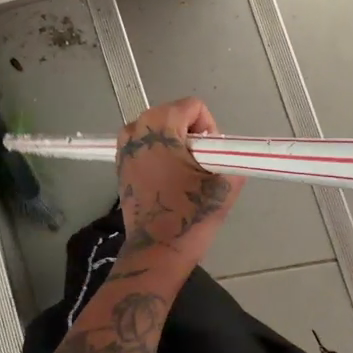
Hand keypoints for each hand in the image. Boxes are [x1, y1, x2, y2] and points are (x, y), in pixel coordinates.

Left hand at [115, 98, 242, 262]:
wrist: (158, 246)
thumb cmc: (192, 212)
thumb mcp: (226, 181)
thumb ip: (232, 155)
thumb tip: (229, 149)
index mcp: (160, 125)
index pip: (193, 106)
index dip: (209, 129)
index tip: (210, 156)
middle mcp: (136, 127)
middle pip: (174, 114)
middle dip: (191, 135)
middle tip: (200, 166)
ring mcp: (124, 145)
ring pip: (158, 129)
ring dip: (174, 143)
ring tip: (184, 174)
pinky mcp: (119, 162)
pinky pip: (145, 144)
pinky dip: (159, 153)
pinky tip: (167, 180)